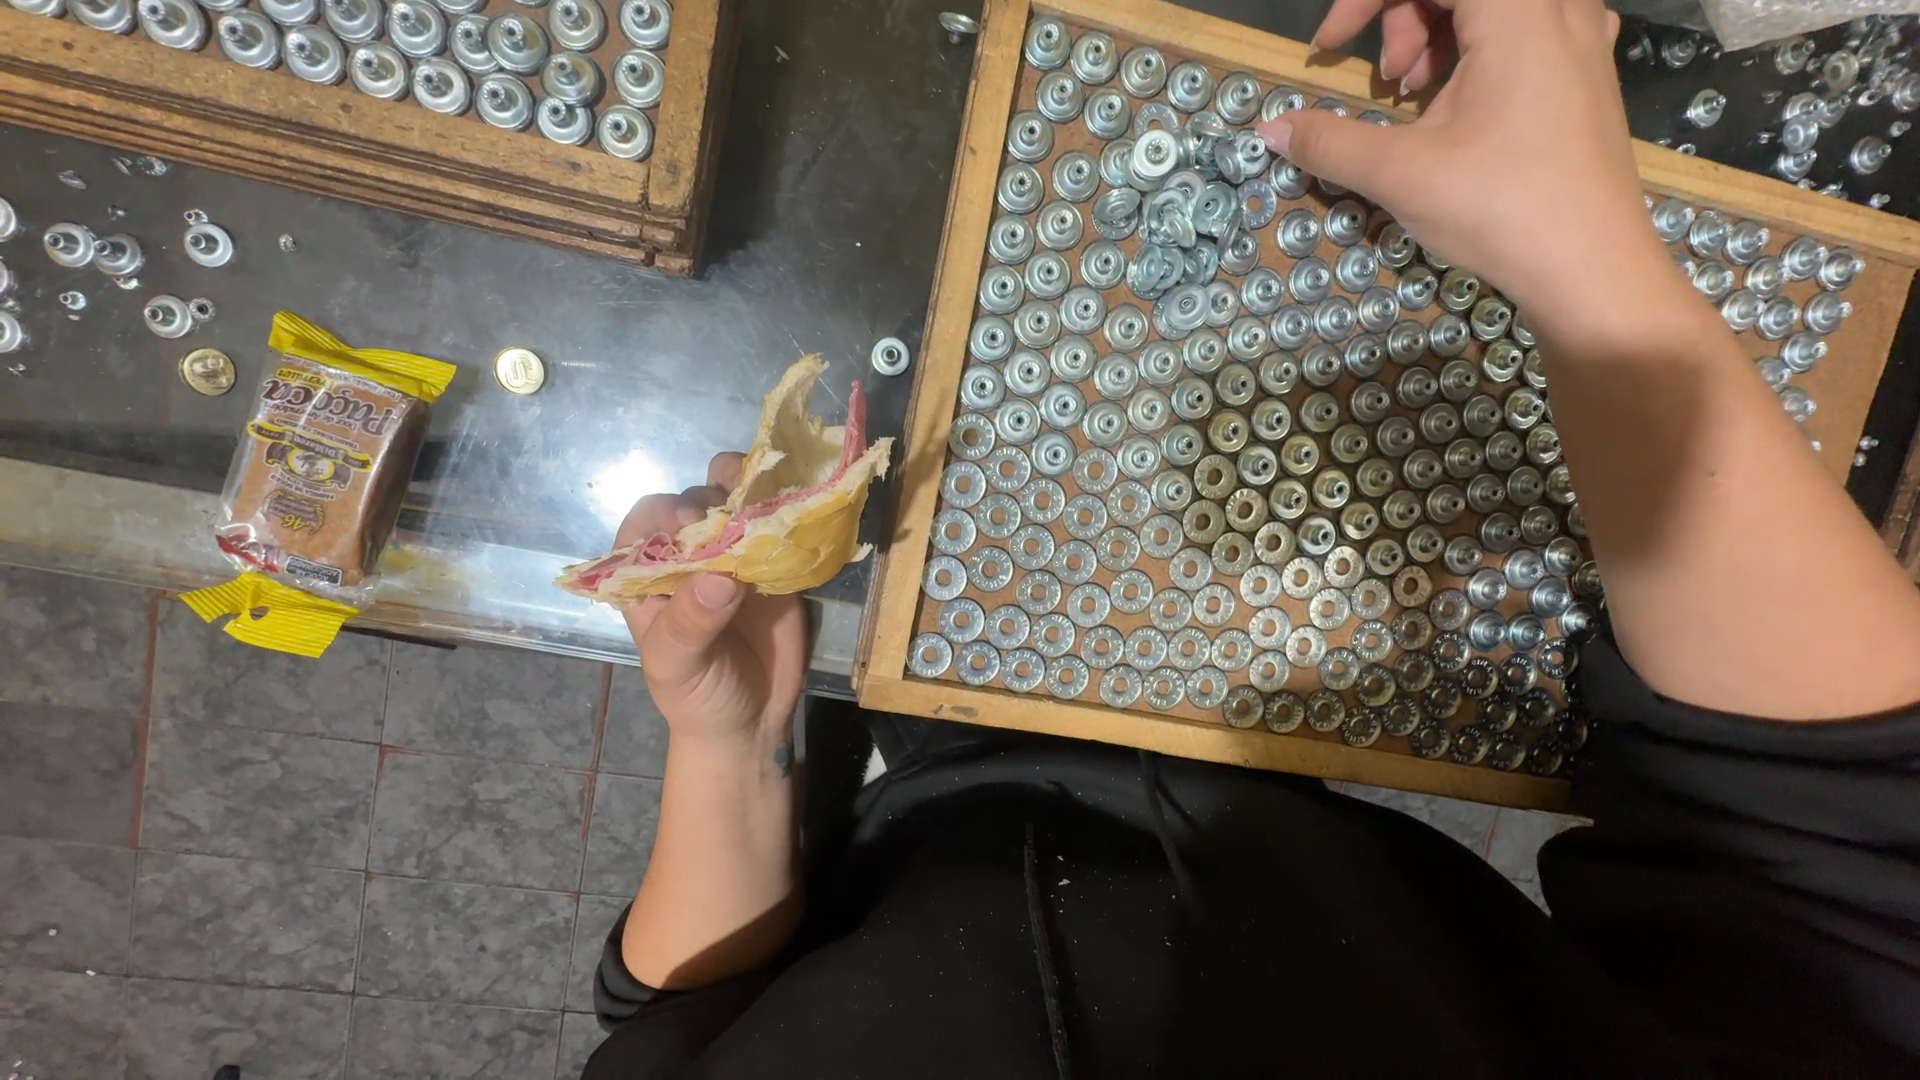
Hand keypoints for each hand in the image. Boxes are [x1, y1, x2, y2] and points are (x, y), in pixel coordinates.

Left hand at [617, 452, 807, 747]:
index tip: (692, 523)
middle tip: (732, 519)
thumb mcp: (678, 666)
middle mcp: (690, 557)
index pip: (646, 521)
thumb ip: (690, 623)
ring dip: (749, 494)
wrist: (753, 723)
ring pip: (736, 505)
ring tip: (765, 507)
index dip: (665, 513)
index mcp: (649, 575)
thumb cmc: (698, 696)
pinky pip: (778, 529)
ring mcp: (734, 558)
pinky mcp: (774, 565)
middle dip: (712, 499)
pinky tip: (796, 516)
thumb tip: (719, 576)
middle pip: (694, 502)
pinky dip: (786, 515)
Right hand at [1258, 0, 1672, 341]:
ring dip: (1434, 35)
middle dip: (1402, 15)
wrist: (1586, 262)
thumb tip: (1270, 129)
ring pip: (1490, 4)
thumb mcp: (1398, 173)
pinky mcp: (1581, 72)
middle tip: (1386, 83)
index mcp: (1519, 11)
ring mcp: (1578, 37)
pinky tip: (1452, 109)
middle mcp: (1559, 6)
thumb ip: (1329, 142)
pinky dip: (1470, 52)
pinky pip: (1519, 29)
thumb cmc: (1496, 206)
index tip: (1326, 50)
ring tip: (1413, 98)